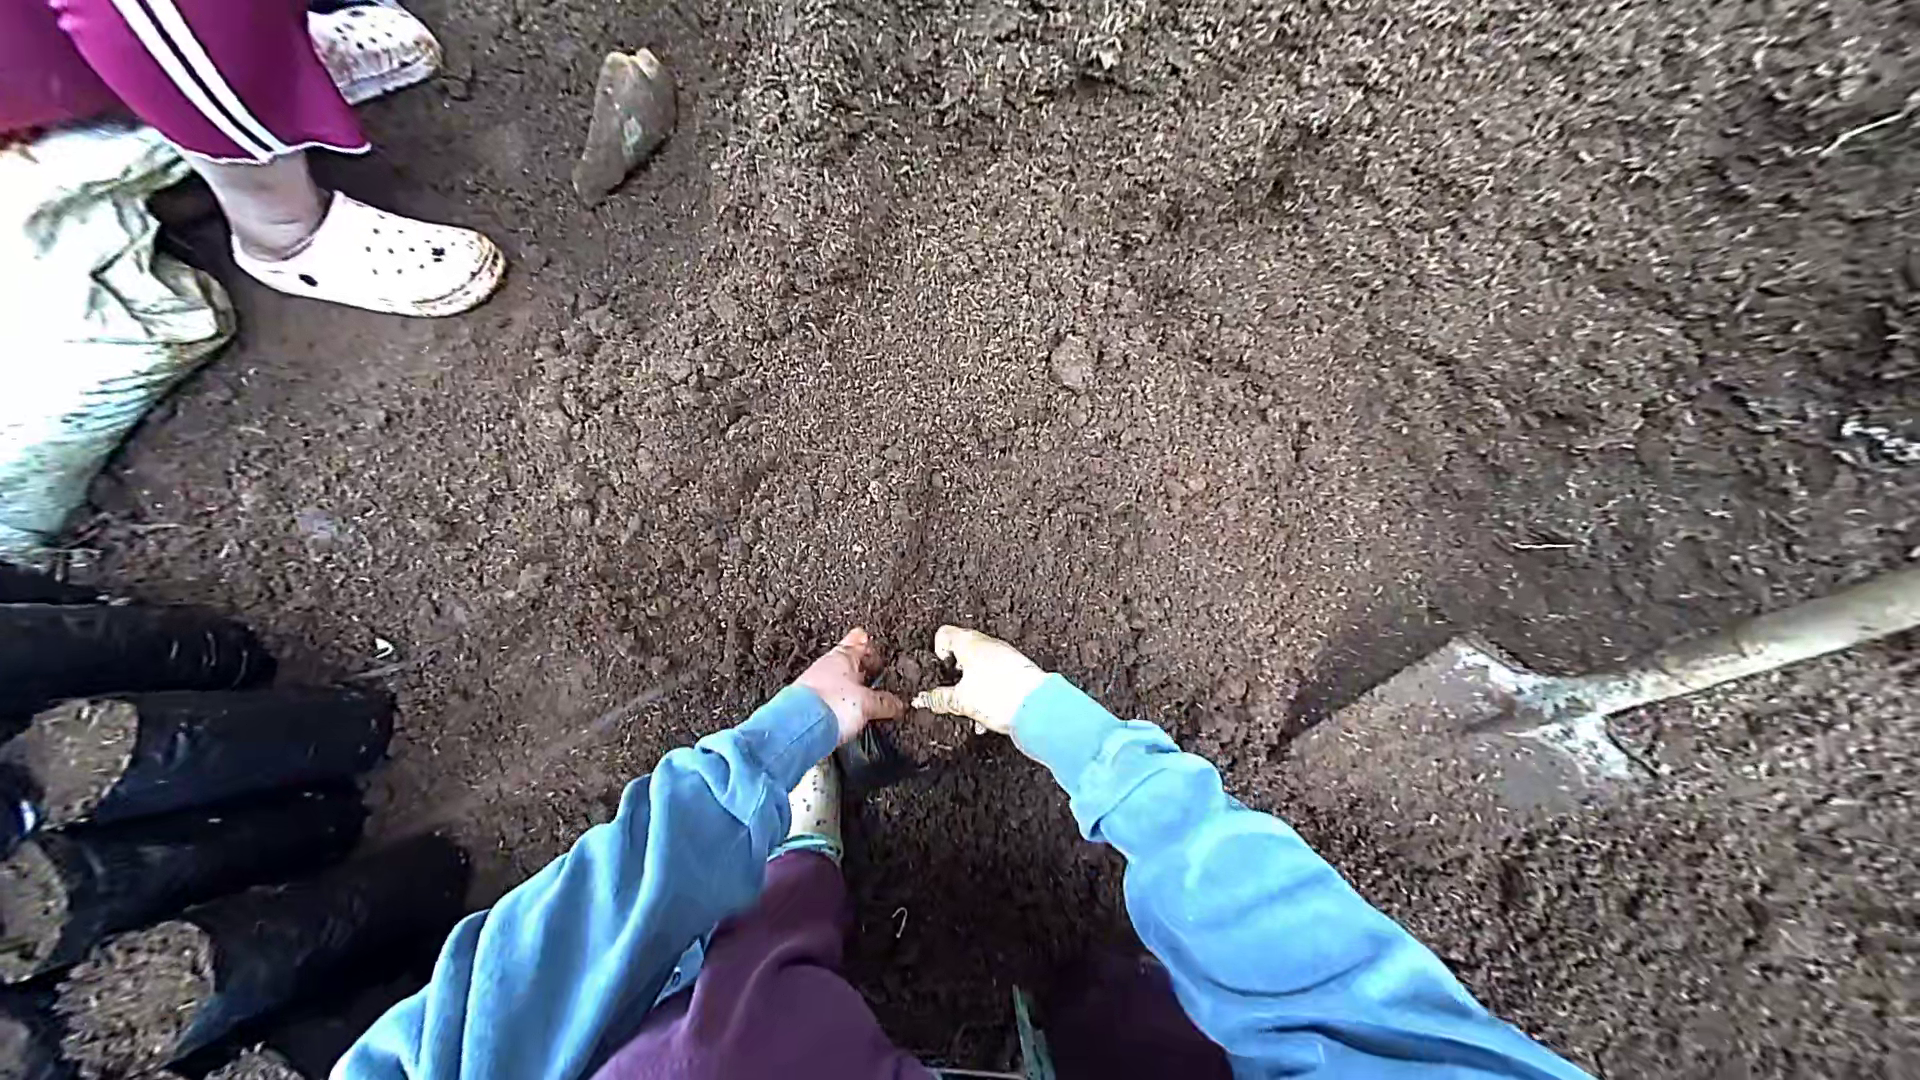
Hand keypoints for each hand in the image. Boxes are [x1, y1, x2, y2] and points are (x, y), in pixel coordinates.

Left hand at [794, 628, 905, 746]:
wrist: (797, 727)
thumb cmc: (831, 705)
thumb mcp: (868, 704)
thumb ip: (884, 703)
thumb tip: (897, 705)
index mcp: (842, 656)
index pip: (858, 641)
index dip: (870, 646)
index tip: (875, 650)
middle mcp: (826, 666)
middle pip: (847, 661)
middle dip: (861, 670)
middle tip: (874, 678)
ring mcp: (814, 683)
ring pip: (836, 680)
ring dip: (848, 688)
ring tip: (862, 701)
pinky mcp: (808, 703)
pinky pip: (828, 698)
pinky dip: (837, 703)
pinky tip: (844, 714)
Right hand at [911, 625, 1047, 735]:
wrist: (1038, 707)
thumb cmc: (1000, 696)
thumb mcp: (961, 700)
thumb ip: (939, 698)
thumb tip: (924, 699)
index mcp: (969, 642)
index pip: (944, 634)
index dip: (937, 651)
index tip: (940, 670)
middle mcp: (988, 643)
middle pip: (963, 650)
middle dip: (956, 673)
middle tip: (953, 691)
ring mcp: (1004, 654)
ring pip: (980, 665)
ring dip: (973, 683)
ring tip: (972, 705)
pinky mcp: (1017, 668)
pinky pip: (996, 674)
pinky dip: (989, 688)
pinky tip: (989, 709)